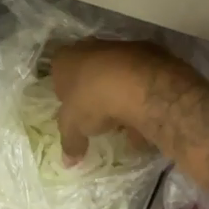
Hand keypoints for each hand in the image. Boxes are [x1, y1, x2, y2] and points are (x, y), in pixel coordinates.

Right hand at [49, 40, 181, 164]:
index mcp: (65, 58)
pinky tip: (144, 118)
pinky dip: (141, 97)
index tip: (75, 114)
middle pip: (88, 73)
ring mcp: (122, 48)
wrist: (139, 84)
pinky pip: (140, 80)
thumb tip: (68, 162)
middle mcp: (91, 46)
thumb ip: (70, 143)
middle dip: (93, 95)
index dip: (66, 96)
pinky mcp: (151, 54)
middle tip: (98, 118)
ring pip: (116, 76)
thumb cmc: (93, 100)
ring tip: (124, 123)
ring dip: (119, 96)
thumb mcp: (74, 127)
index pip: (58, 75)